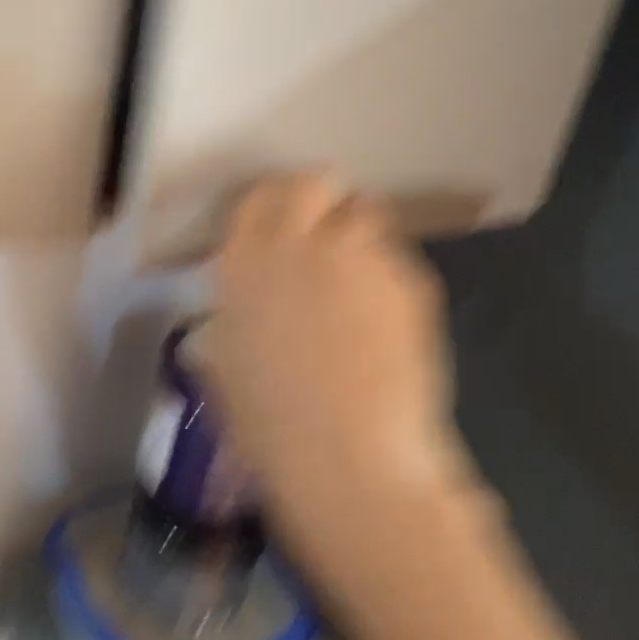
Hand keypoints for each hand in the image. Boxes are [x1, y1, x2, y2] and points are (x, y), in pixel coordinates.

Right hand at [202, 173, 469, 537]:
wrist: (347, 457)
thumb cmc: (270, 425)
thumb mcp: (226, 370)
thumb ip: (232, 326)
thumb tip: (233, 322)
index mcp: (244, 264)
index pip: (258, 199)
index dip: (271, 207)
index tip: (279, 226)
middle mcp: (300, 245)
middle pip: (313, 183)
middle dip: (320, 199)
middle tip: (324, 232)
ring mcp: (361, 258)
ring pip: (365, 215)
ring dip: (359, 236)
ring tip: (359, 280)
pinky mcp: (413, 281)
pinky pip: (397, 259)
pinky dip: (389, 277)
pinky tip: (386, 323)